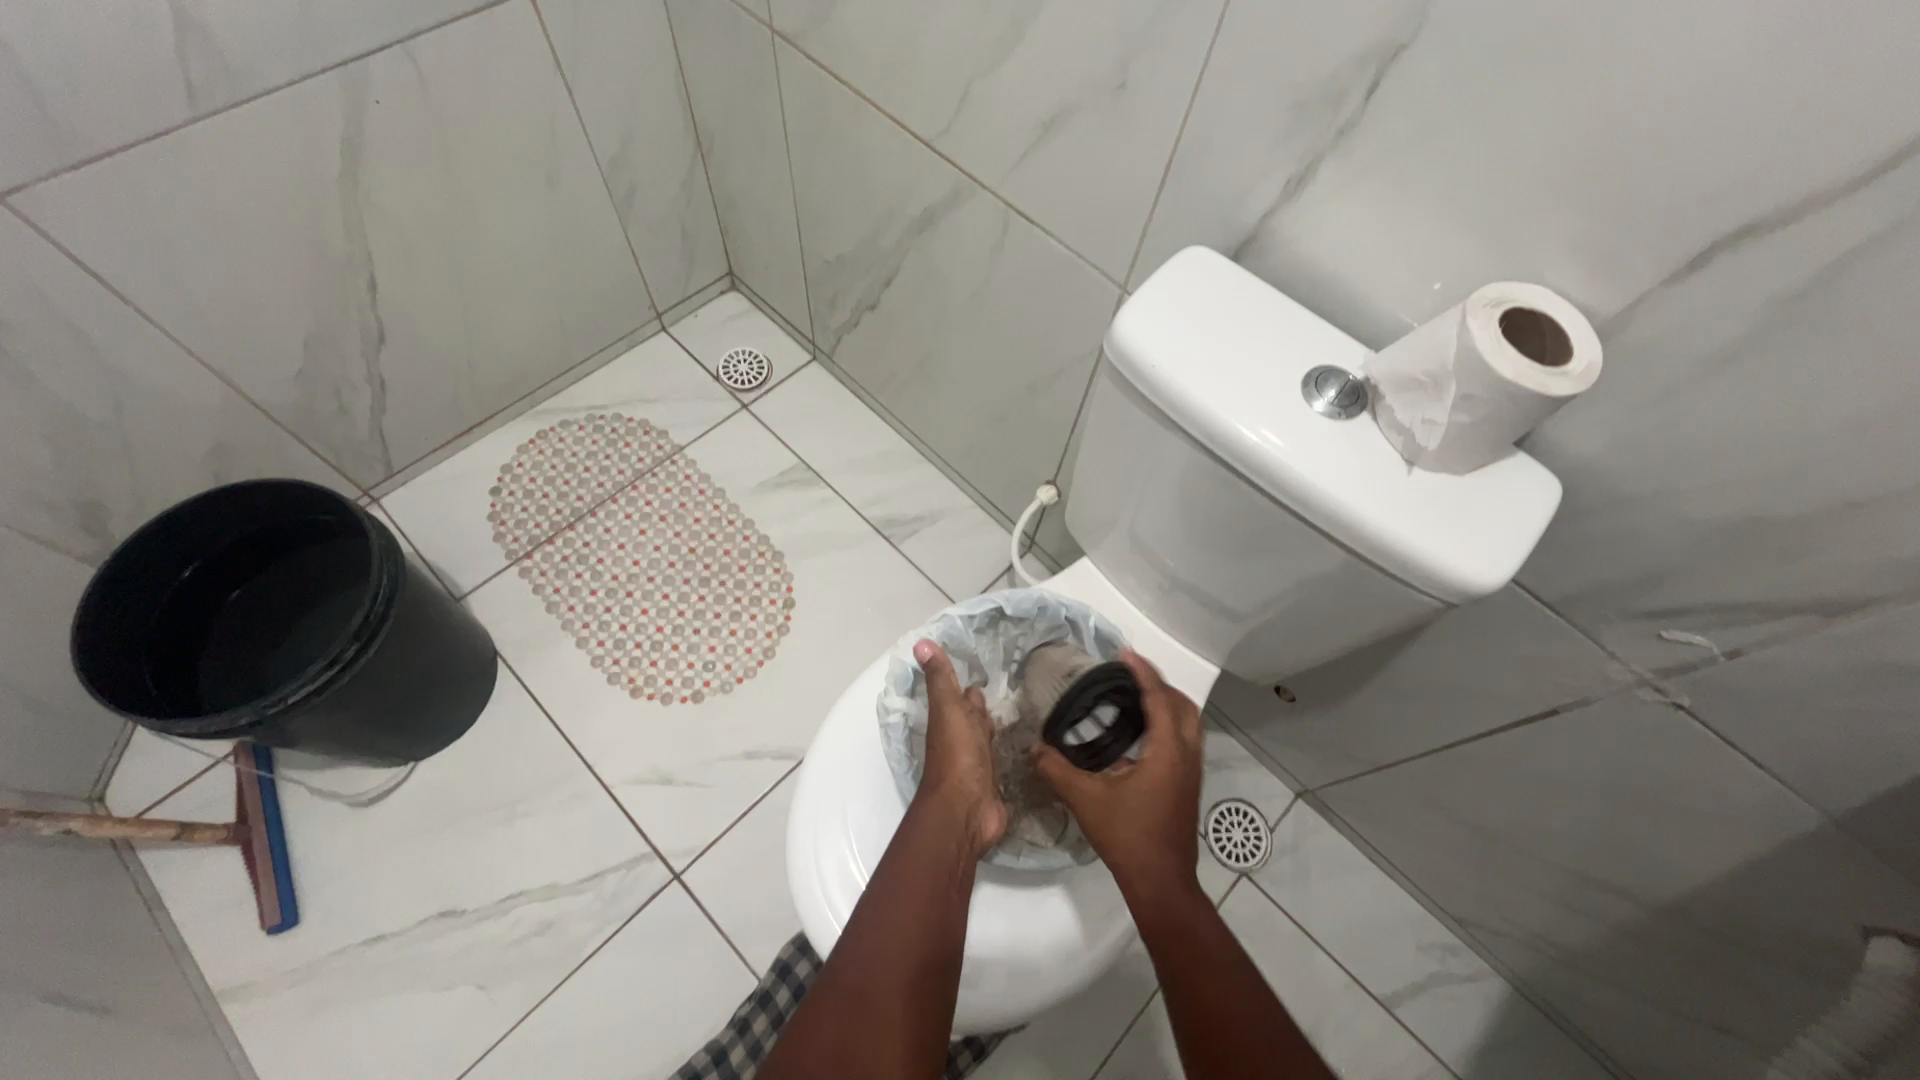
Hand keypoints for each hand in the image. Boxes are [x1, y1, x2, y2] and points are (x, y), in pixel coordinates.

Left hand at [913, 640, 1006, 857]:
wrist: (966, 810)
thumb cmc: (957, 755)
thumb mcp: (947, 709)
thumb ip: (940, 678)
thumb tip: (919, 642)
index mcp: (952, 721)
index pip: (963, 699)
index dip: (969, 689)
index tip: (982, 674)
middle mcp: (963, 741)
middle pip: (975, 720)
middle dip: (984, 709)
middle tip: (1005, 694)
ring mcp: (979, 765)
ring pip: (987, 741)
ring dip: (995, 731)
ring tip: (1015, 717)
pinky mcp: (995, 785)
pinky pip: (1001, 764)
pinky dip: (1007, 755)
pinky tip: (1021, 751)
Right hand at [1034, 649, 1203, 900]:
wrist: (1161, 882)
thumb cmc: (1128, 837)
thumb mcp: (1086, 800)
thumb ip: (1057, 770)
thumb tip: (1035, 748)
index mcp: (1167, 751)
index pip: (1159, 698)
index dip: (1143, 672)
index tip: (1124, 653)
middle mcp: (1186, 755)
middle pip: (1183, 706)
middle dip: (1160, 685)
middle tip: (1130, 676)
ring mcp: (1191, 773)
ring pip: (1188, 724)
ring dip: (1167, 705)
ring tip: (1135, 699)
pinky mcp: (1187, 787)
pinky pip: (1184, 741)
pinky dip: (1167, 726)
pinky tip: (1138, 738)